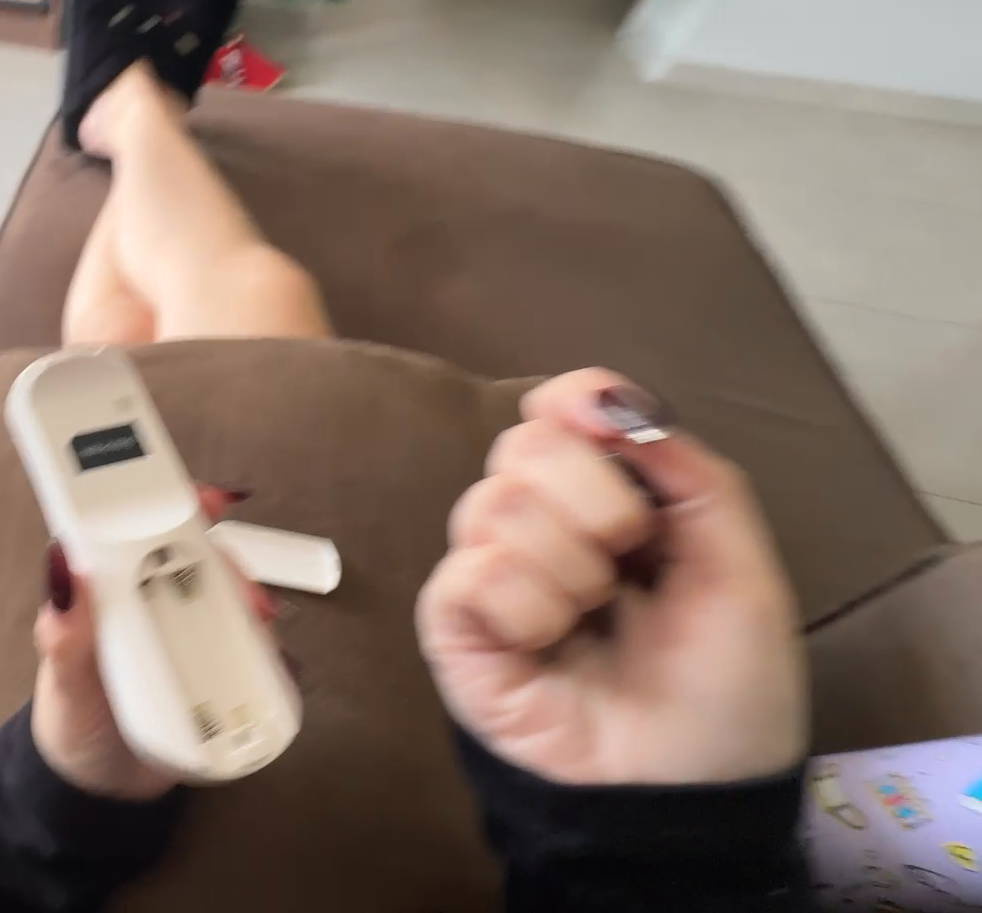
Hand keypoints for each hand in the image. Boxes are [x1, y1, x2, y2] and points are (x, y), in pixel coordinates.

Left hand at [32, 484, 274, 799]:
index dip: (172, 502)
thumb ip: (62, 635)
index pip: (137, 525)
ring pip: (221, 589)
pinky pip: (240, 635)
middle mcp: (145, 595)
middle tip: (247, 592)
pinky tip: (269, 647)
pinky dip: (259, 634)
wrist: (102, 786)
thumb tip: (64, 566)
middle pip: (192, 553)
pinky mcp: (207, 661)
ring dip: (248, 594)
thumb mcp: (63, 681)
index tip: (210, 500)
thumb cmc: (73, 720)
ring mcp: (179, 627)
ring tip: (261, 621)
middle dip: (225, 558)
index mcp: (105, 585)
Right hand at [416, 369, 807, 785]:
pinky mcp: (446, 611)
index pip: (557, 413)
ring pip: (495, 507)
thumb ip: (697, 481)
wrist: (670, 788)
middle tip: (626, 560)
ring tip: (588, 619)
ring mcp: (480, 563)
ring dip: (569, 571)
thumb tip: (616, 403)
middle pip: (521, 447)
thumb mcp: (741, 578)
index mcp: (598, 501)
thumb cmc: (715, 687)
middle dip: (592, 502)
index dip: (573, 400)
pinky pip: (473, 571)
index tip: (597, 417)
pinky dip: (526, 607)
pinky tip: (541, 642)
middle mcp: (530, 519)